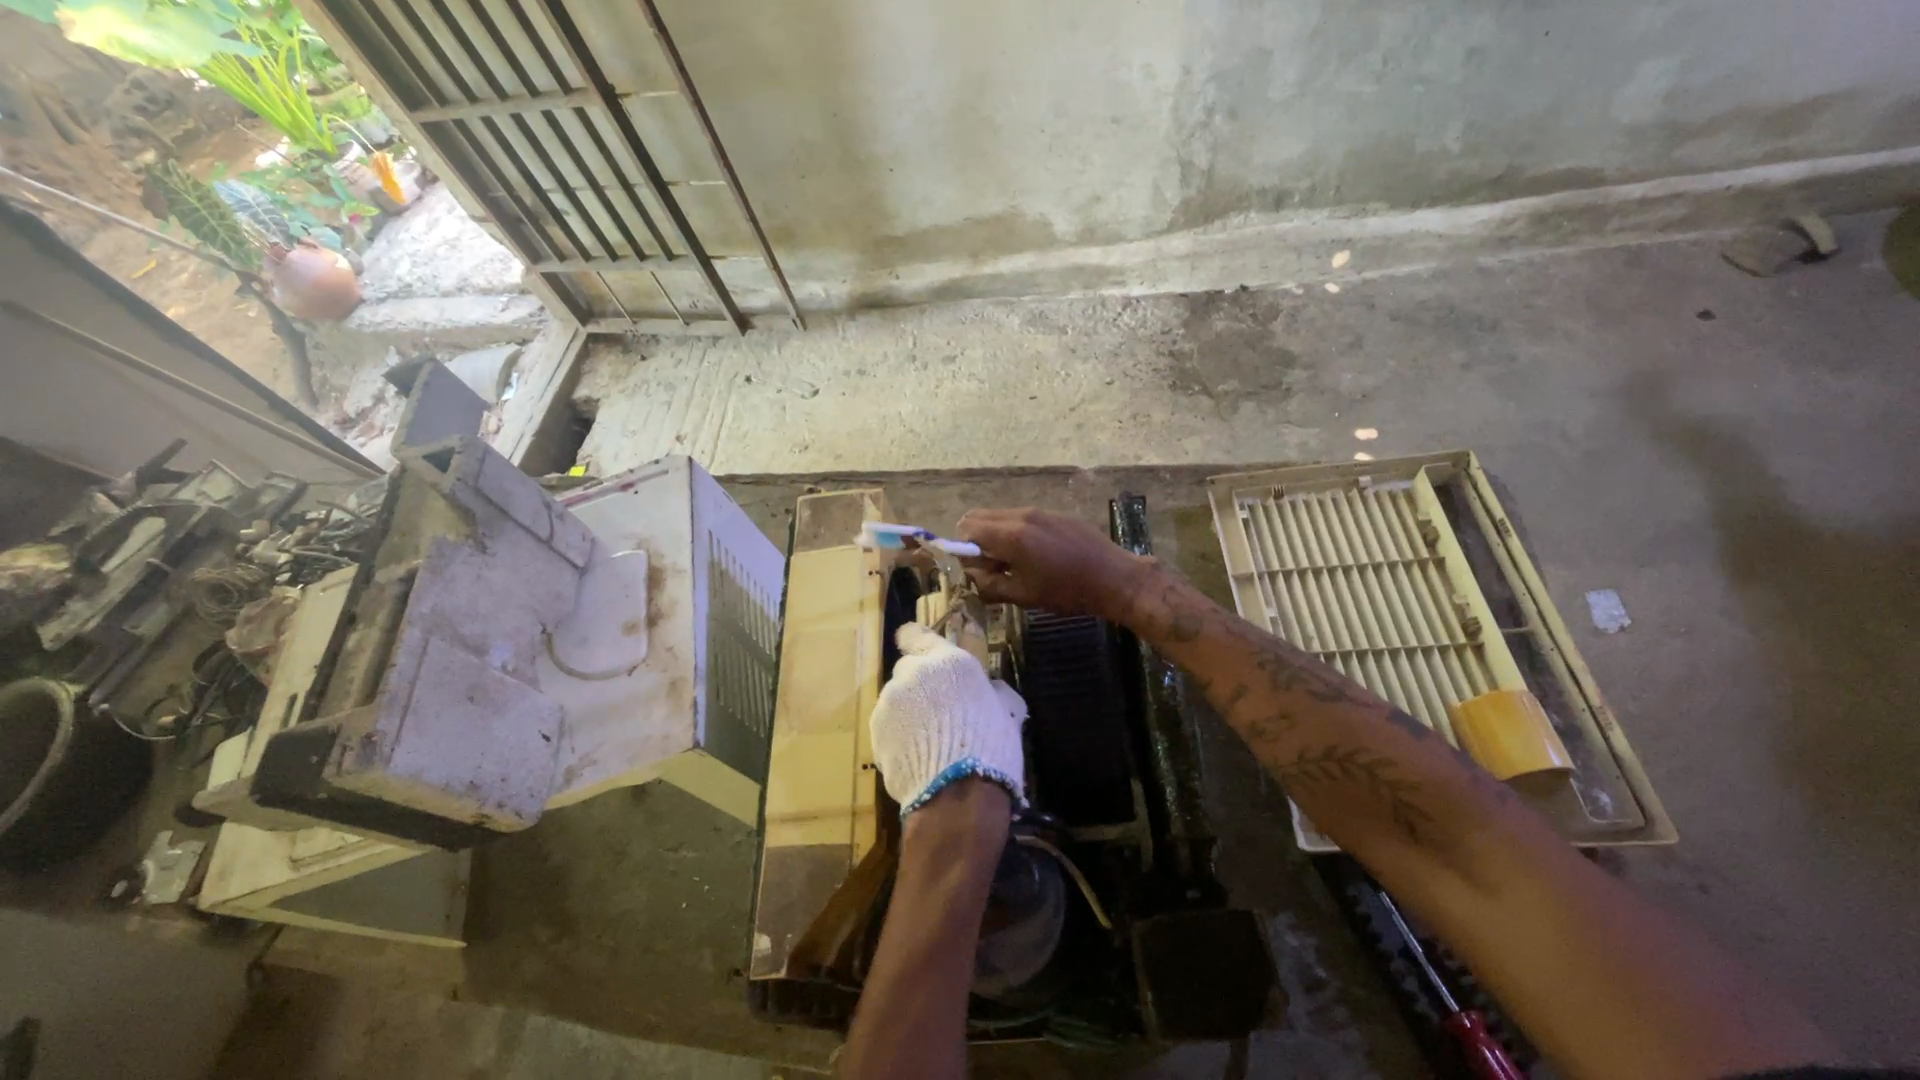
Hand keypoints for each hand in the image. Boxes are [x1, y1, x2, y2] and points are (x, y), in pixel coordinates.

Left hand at [870, 623, 1027, 814]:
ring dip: (909, 714)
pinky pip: (889, 728)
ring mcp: (889, 704)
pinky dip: (899, 738)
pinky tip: (919, 758)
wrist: (958, 794)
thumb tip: (989, 690)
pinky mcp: (876, 734)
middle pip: (909, 670)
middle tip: (939, 710)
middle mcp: (911, 674)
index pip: (915, 634)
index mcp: (946, 661)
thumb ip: (992, 692)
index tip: (925, 654)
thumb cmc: (991, 746)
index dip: (918, 641)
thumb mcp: (1007, 711)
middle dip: (921, 686)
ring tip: (929, 742)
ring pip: (897, 701)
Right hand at [956, 508, 1149, 620]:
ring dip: (996, 536)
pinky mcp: (1054, 514)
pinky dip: (1015, 532)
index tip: (976, 569)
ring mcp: (1040, 511)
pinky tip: (1035, 556)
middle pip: (979, 516)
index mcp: (1011, 535)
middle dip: (976, 539)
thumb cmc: (1067, 592)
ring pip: (1000, 516)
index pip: (966, 528)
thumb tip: (969, 578)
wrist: (1114, 578)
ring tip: (1014, 563)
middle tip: (991, 566)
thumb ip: (989, 584)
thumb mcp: (1023, 595)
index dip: (963, 549)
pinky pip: (1022, 517)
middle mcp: (1022, 515)